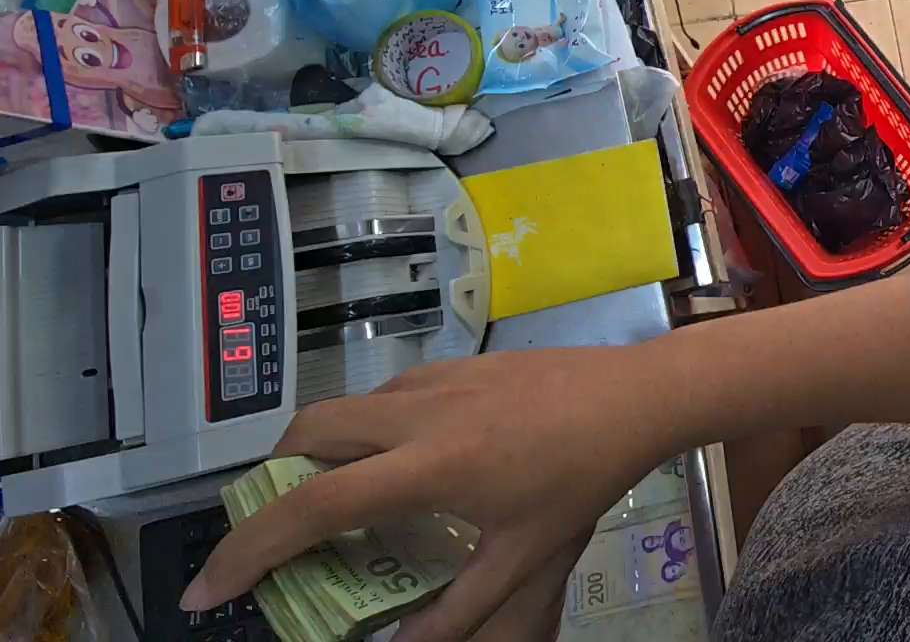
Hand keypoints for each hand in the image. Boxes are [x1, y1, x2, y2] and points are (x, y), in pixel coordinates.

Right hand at [182, 348, 660, 641]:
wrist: (642, 394)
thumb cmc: (587, 474)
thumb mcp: (524, 553)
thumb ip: (456, 612)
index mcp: (431, 465)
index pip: (310, 506)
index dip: (245, 552)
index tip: (206, 592)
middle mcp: (426, 410)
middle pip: (311, 430)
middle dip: (272, 479)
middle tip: (282, 526)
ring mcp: (452, 376)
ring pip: (356, 402)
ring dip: (326, 443)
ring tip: (344, 488)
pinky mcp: (476, 359)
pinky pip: (400, 386)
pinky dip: (376, 418)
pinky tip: (409, 446)